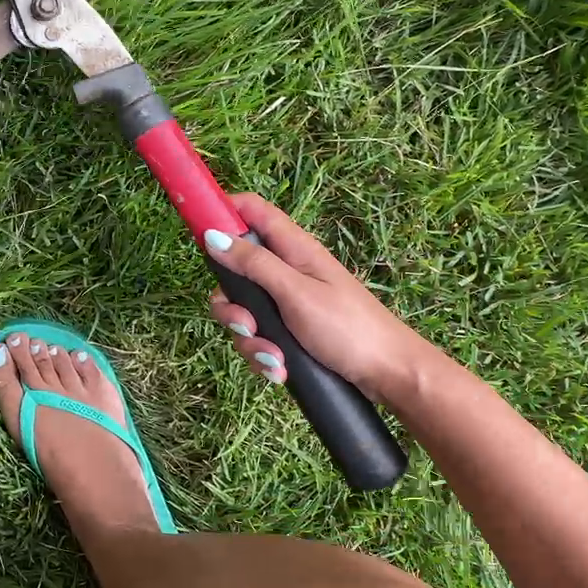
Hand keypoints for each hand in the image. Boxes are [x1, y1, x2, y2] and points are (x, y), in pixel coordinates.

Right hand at [203, 193, 447, 407]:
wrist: (390, 376)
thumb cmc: (348, 328)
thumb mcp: (295, 293)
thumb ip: (253, 264)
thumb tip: (212, 235)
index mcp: (293, 249)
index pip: (250, 211)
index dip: (222, 211)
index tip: (197, 231)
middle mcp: (286, 271)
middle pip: (233, 270)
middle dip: (229, 303)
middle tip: (244, 323)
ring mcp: (286, 301)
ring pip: (241, 309)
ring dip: (247, 337)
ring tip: (271, 357)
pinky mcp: (289, 330)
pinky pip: (257, 335)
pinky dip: (262, 353)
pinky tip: (278, 369)